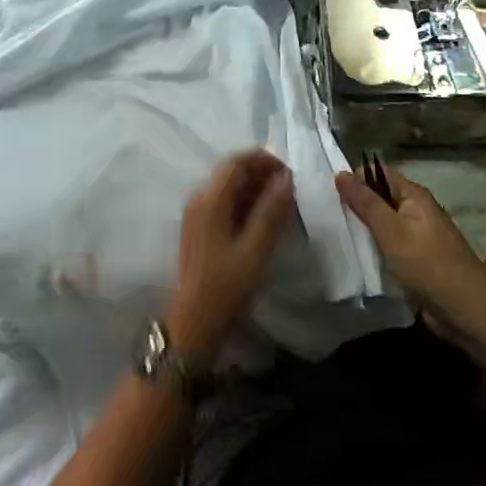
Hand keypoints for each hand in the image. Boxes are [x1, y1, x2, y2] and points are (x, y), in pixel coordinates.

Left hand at [168, 151, 296, 359]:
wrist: (193, 326)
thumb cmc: (226, 288)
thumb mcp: (256, 250)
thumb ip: (272, 210)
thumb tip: (287, 178)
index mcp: (210, 199)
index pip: (237, 160)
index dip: (265, 159)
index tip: (291, 172)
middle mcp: (199, 199)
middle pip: (232, 171)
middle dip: (263, 174)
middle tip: (291, 190)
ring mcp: (196, 214)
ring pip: (229, 187)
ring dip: (255, 189)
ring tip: (283, 204)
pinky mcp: (198, 229)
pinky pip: (224, 203)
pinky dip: (245, 203)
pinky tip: (264, 220)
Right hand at [336, 164, 485, 337]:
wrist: (466, 311)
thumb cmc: (427, 265)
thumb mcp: (391, 231)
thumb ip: (365, 203)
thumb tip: (341, 173)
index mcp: (414, 195)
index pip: (378, 173)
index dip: (354, 178)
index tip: (326, 191)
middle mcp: (417, 210)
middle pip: (380, 198)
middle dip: (355, 205)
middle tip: (323, 214)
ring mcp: (418, 236)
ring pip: (383, 224)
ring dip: (363, 229)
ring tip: (332, 234)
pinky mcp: (417, 260)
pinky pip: (389, 246)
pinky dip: (373, 249)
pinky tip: (355, 257)